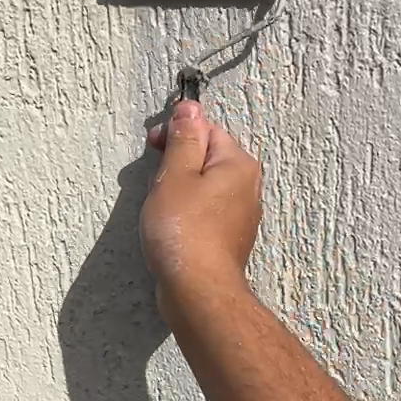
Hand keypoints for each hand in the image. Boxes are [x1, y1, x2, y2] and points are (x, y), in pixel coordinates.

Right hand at [141, 100, 262, 319]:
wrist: (197, 290)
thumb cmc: (184, 232)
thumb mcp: (175, 175)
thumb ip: (183, 139)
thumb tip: (189, 109)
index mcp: (239, 164)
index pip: (207, 129)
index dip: (176, 132)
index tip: (153, 145)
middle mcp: (247, 188)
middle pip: (207, 159)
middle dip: (176, 166)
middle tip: (155, 184)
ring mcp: (240, 216)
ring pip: (204, 188)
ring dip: (179, 192)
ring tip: (161, 211)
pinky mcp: (228, 240)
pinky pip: (206, 214)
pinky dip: (186, 215)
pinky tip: (171, 230)